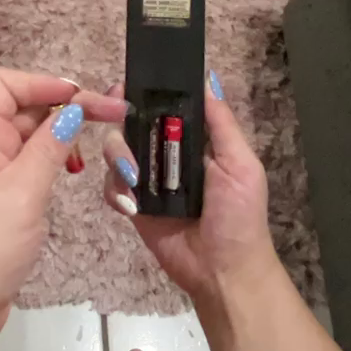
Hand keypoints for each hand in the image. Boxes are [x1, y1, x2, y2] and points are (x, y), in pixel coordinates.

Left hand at [0, 68, 126, 342]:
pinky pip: (29, 166)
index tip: (82, 97)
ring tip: (88, 153)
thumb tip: (72, 108)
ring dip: (60, 136)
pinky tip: (71, 174)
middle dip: (63, 107)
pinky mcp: (1, 202)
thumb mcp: (23, 192)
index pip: (4, 85)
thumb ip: (49, 147)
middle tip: (110, 117)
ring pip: (29, 137)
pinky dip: (52, 162)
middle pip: (22, 108)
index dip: (42, 82)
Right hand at [101, 71, 280, 303]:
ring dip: (118, 156)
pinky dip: (116, 190)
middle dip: (119, 118)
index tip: (126, 85)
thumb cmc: (239, 216)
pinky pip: (110, 185)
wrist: (223, 272)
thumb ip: (221, 122)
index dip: (143, 92)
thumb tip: (208, 77)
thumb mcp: (240, 164)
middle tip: (115, 116)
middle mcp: (165, 152)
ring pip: (114, 149)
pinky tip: (131, 204)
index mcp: (192, 138)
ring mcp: (146, 178)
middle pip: (130, 121)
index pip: (161, 104)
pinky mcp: (132, 204)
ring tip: (134, 176)